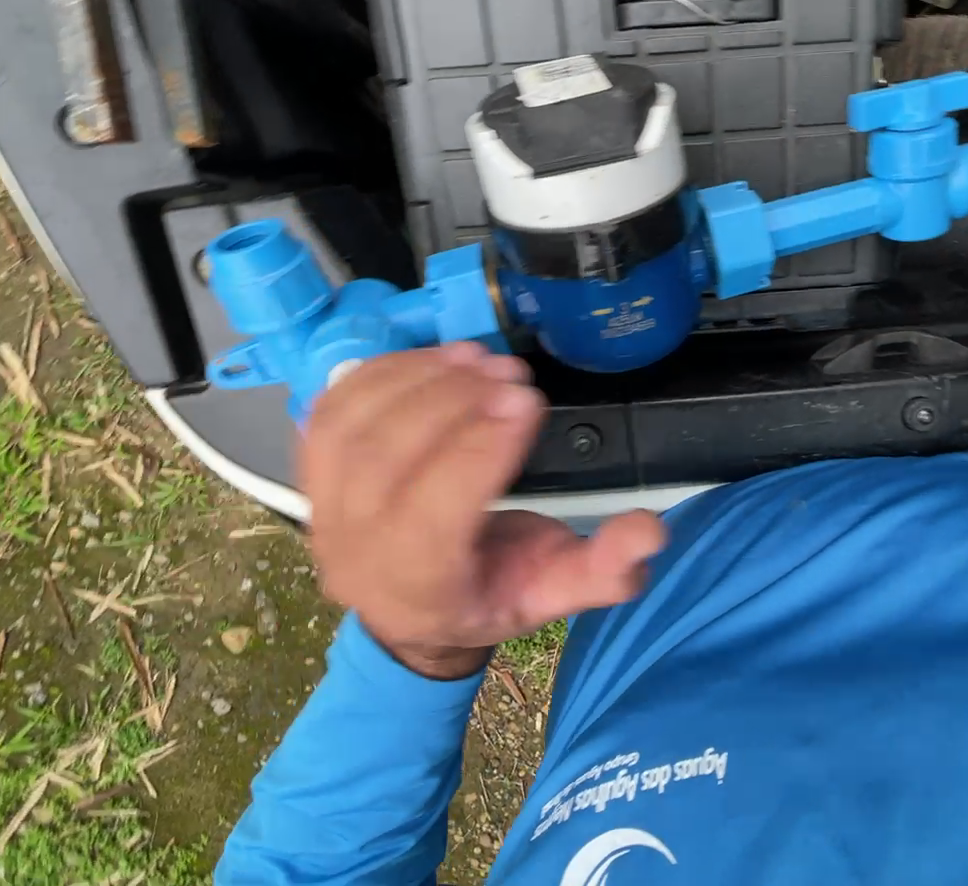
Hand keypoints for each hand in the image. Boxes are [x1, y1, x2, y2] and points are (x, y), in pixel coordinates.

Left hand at [298, 343, 665, 677]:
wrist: (415, 611)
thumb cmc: (492, 594)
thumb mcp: (556, 594)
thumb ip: (606, 569)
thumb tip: (651, 529)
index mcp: (420, 586)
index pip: (434, 515)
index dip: (478, 450)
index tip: (528, 400)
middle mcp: (357, 550)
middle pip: (386, 460)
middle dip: (451, 403)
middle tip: (509, 373)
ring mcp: (326, 510)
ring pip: (353, 428)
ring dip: (417, 379)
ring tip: (476, 357)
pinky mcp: (315, 474)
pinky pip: (332, 410)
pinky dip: (382, 372)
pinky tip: (435, 358)